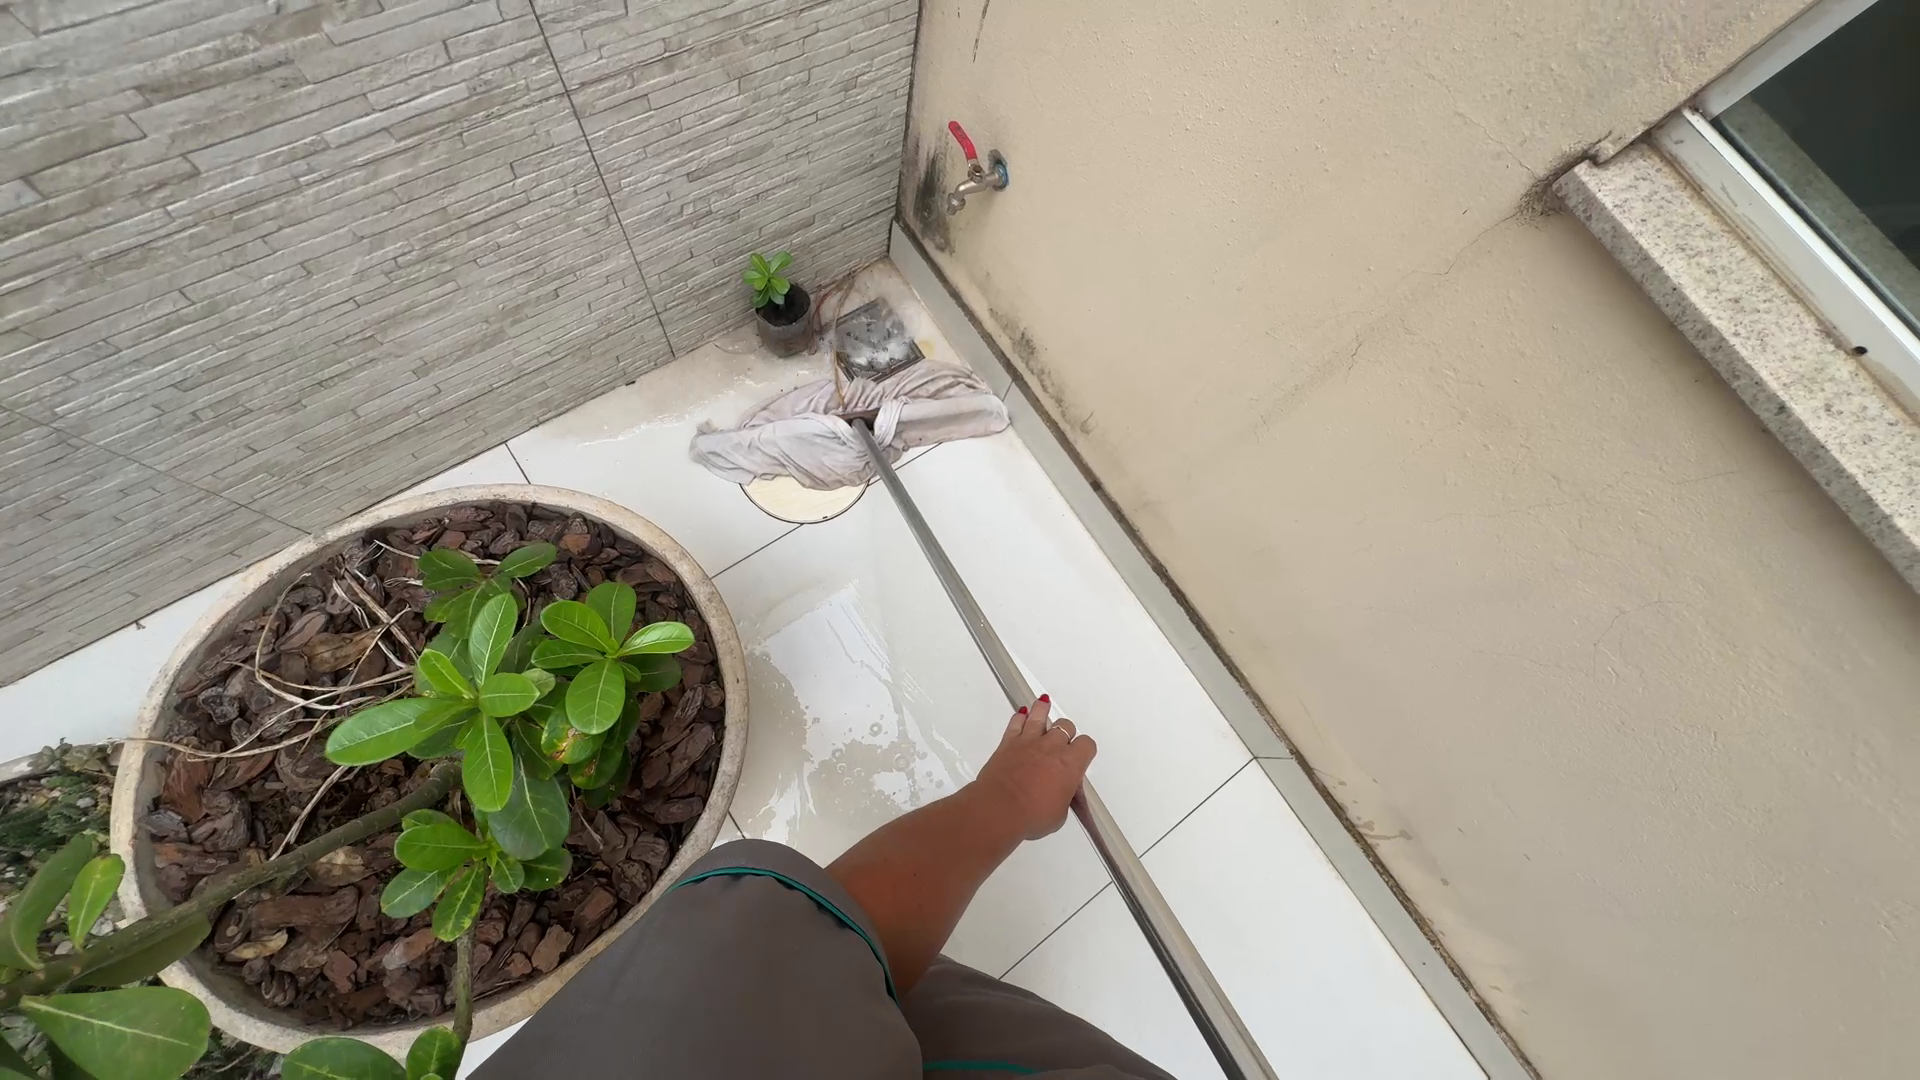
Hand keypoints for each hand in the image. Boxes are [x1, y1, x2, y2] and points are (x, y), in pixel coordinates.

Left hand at [971, 696, 1096, 840]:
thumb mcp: (1059, 814)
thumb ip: (1063, 797)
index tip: (1081, 755)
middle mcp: (1051, 747)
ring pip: (1040, 715)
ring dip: (1043, 711)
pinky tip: (1021, 715)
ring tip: (1044, 705)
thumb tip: (1061, 793)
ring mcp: (1028, 741)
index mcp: (1070, 764)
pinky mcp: (1008, 742)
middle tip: (1061, 743)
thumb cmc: (1032, 815)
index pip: (1086, 744)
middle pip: (1065, 725)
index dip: (1085, 749)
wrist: (999, 809)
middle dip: (1066, 732)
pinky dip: (1019, 717)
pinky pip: (1016, 722)